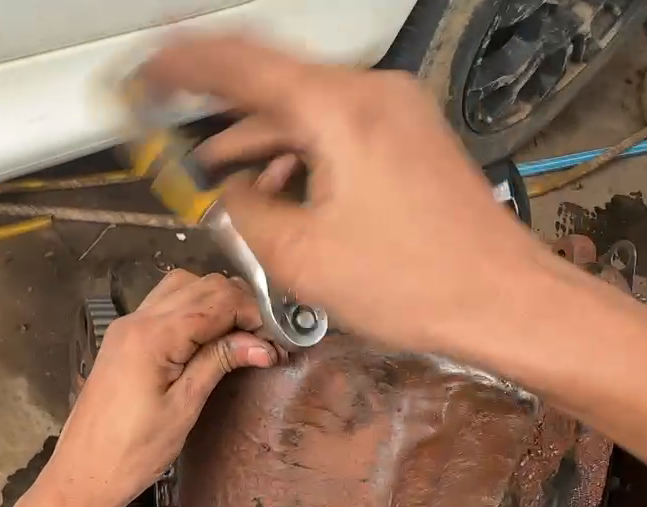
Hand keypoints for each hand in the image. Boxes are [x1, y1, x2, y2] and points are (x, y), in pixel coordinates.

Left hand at [36, 270, 274, 506]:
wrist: (84, 472)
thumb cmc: (135, 451)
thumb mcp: (184, 408)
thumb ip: (218, 364)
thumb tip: (263, 344)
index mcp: (154, 335)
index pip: (215, 300)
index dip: (251, 312)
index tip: (275, 337)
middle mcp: (137, 319)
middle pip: (198, 285)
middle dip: (236, 302)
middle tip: (260, 337)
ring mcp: (126, 327)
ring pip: (179, 288)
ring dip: (212, 302)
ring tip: (236, 336)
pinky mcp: (121, 340)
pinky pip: (162, 306)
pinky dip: (190, 310)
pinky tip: (206, 338)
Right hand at [139, 34, 564, 359]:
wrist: (501, 301)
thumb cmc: (414, 283)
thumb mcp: (301, 257)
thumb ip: (245, 214)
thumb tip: (226, 194)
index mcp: (338, 110)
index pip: (240, 64)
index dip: (182, 66)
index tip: (145, 71)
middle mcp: (371, 95)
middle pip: (274, 86)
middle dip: (220, 115)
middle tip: (177, 132)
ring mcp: (396, 115)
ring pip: (306, 115)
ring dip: (260, 144)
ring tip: (220, 177)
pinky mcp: (409, 143)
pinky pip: (336, 135)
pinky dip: (299, 158)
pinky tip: (280, 191)